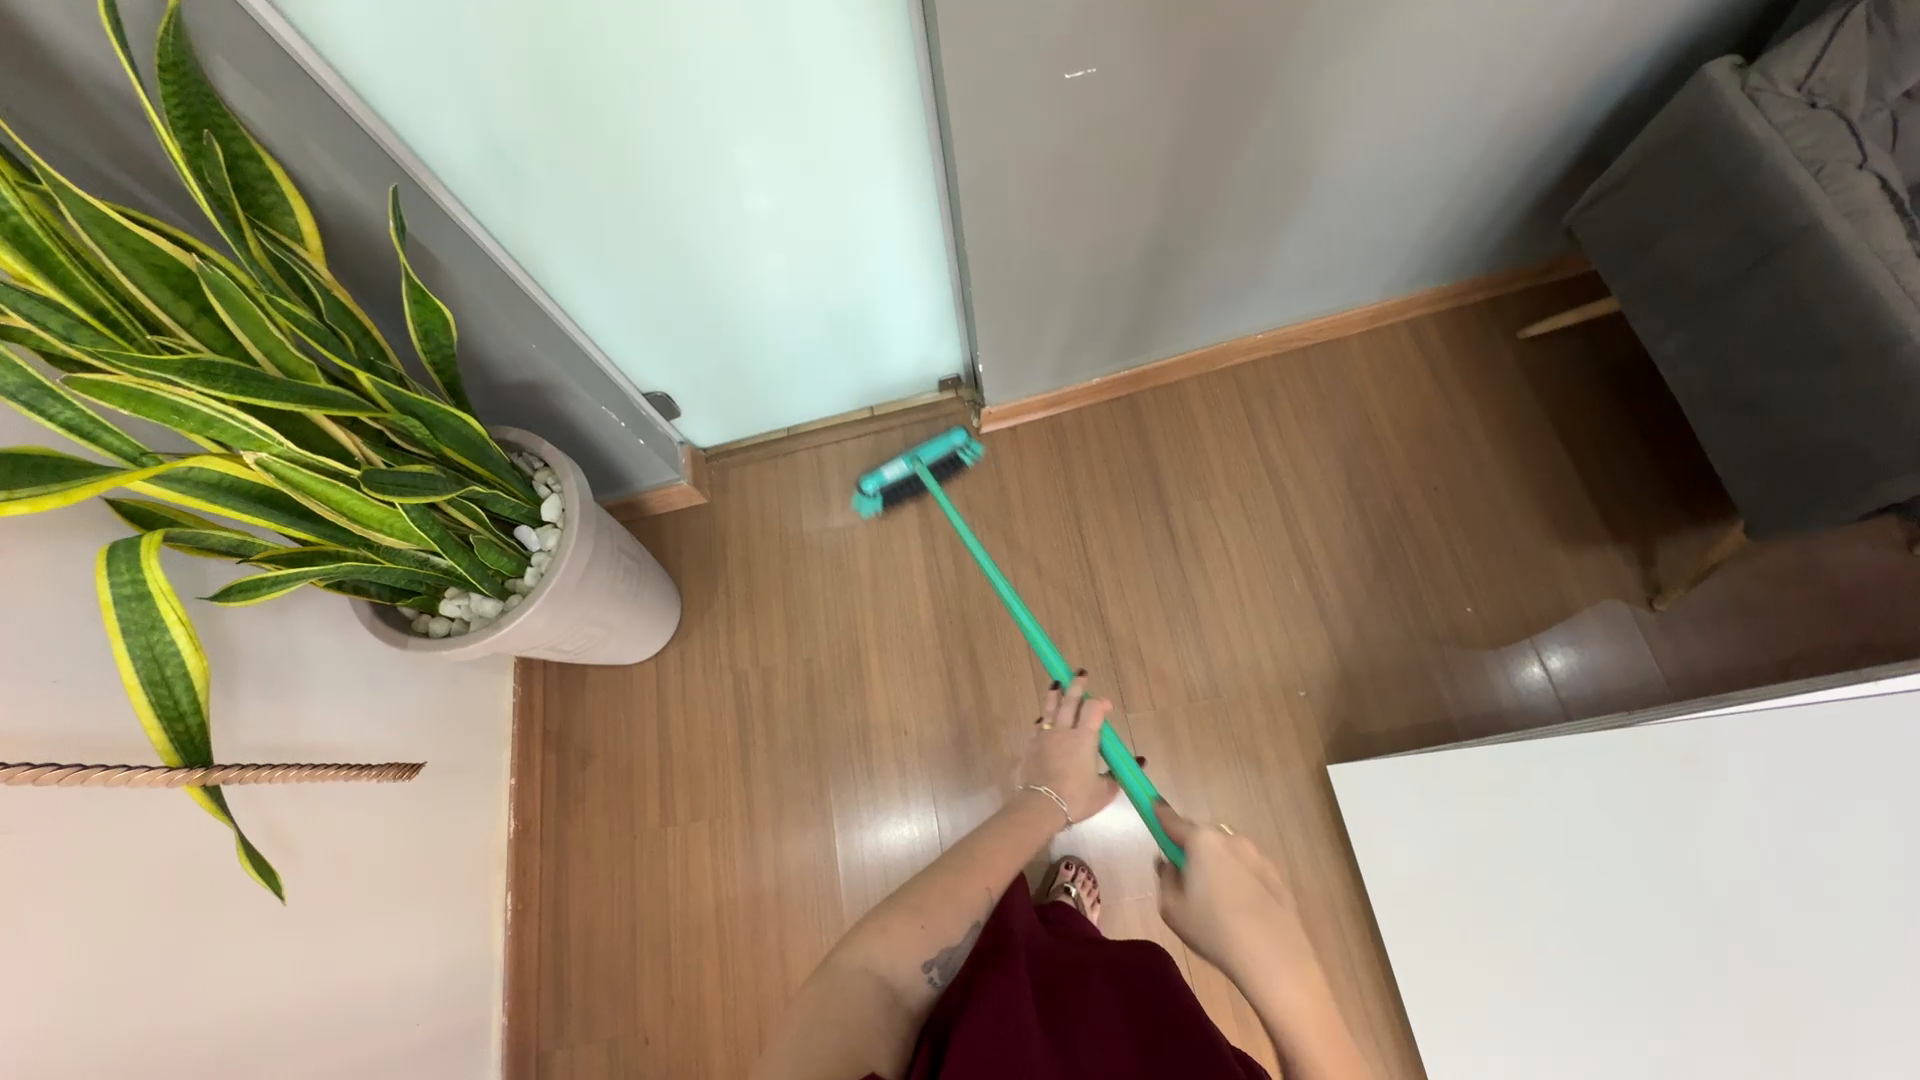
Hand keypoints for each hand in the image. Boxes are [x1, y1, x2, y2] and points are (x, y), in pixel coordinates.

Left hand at [1014, 672, 1121, 824]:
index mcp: (1084, 738)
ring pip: (1051, 708)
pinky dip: (1044, 719)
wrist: (1040, 806)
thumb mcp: (1104, 790)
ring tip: (1057, 684)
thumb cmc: (1076, 798)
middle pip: (1070, 701)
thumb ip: (1118, 774)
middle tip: (1080, 674)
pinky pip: (1038, 726)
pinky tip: (1043, 718)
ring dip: (1055, 694)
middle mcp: (1064, 731)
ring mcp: (1045, 736)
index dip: (1100, 703)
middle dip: (1077, 686)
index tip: (1106, 705)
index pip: (1093, 709)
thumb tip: (1140, 761)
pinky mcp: (1031, 745)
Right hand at [1153, 802, 1314, 985]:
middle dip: (1193, 851)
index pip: (1173, 820)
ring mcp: (1259, 857)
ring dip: (1219, 867)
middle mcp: (1231, 840)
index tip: (1152, 804)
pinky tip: (1242, 914)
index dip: (1159, 814)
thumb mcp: (1172, 909)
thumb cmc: (1214, 930)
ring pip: (1228, 854)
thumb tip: (1170, 864)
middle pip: (1203, 837)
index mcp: (1202, 841)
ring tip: (1218, 906)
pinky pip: (1249, 872)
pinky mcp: (1278, 878)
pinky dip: (1241, 883)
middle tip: (1187, 883)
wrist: (1275, 959)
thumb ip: (1166, 879)